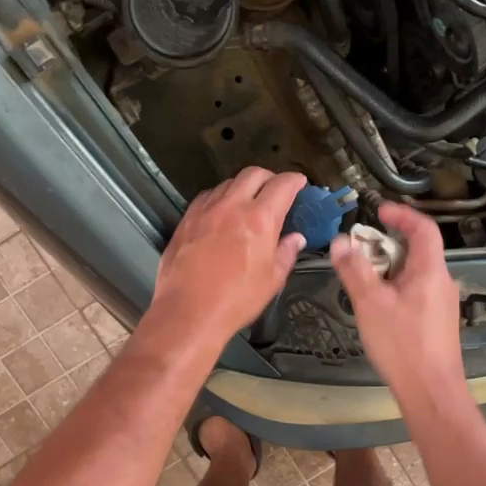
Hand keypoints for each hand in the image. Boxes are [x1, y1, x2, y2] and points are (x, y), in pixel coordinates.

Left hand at [149, 168, 307, 345]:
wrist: (189, 311)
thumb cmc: (236, 299)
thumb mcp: (272, 280)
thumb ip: (286, 253)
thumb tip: (295, 239)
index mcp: (260, 219)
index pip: (282, 185)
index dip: (295, 180)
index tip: (299, 183)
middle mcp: (233, 206)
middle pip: (253, 174)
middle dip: (269, 178)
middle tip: (275, 191)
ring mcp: (206, 210)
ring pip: (228, 183)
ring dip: (243, 186)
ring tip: (248, 202)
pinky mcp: (187, 219)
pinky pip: (207, 196)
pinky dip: (220, 198)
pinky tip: (221, 213)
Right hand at [330, 202, 464, 392]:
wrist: (431, 392)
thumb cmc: (402, 345)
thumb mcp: (370, 304)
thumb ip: (354, 270)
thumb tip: (341, 241)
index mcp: (431, 270)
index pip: (423, 228)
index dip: (402, 215)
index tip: (379, 211)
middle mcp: (442, 282)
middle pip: (418, 251)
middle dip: (388, 245)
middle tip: (361, 251)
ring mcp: (442, 304)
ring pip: (415, 274)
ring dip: (390, 269)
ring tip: (364, 280)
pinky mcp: (438, 323)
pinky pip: (417, 293)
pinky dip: (396, 288)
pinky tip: (378, 307)